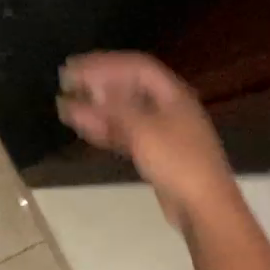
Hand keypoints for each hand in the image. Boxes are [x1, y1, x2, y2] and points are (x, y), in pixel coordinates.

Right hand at [57, 52, 237, 230]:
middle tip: (67, 83)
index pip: (134, 66)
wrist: (202, 205)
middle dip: (97, 84)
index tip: (74, 67)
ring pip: (123, 112)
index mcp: (171, 94)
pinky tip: (84, 127)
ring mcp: (161, 131)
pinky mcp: (154, 152)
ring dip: (96, 108)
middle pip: (128, 87)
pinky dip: (104, 128)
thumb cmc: (177, 161)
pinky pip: (124, 133)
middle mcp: (167, 107)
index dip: (103, 63)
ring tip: (67, 106)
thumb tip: (88, 88)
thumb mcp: (143, 129)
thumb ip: (113, 107)